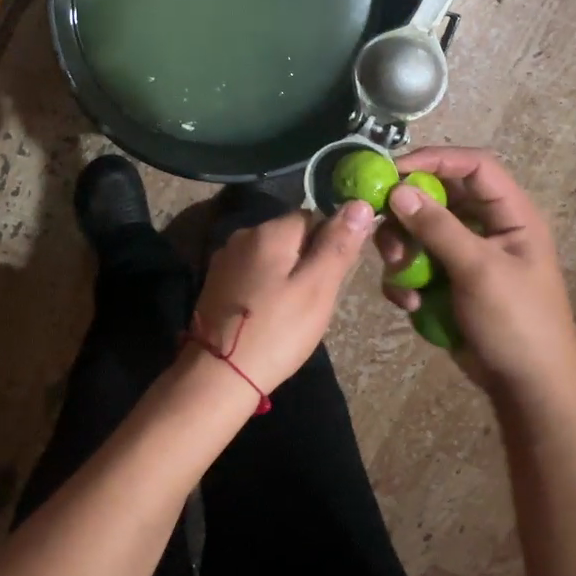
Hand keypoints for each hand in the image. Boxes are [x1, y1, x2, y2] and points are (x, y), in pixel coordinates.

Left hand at [191, 201, 376, 394]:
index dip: (329, 243)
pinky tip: (270, 313)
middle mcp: (242, 235)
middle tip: (315, 300)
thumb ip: (337, 245)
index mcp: (267, 231)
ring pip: (271, 255)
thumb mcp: (317, 289)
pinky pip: (253, 272)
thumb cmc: (277, 330)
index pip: (311, 216)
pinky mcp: (216, 281)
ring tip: (294, 311)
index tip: (332, 278)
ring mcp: (225, 258)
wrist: (220, 371)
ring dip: (287, 273)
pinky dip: (266, 286)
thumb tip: (360, 204)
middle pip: (289, 235)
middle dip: (308, 259)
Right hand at [376, 147, 575, 403]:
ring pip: (416, 230)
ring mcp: (464, 255)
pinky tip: (408, 302)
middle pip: (435, 196)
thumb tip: (398, 189)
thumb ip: (437, 227)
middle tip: (381, 225)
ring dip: (400, 249)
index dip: (435, 159)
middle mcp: (486, 227)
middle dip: (405, 213)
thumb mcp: (478, 270)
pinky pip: (413, 263)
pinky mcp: (445, 281)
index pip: (473, 166)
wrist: (528, 389)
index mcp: (510, 215)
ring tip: (398, 272)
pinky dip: (403, 278)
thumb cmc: (517, 323)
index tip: (393, 170)